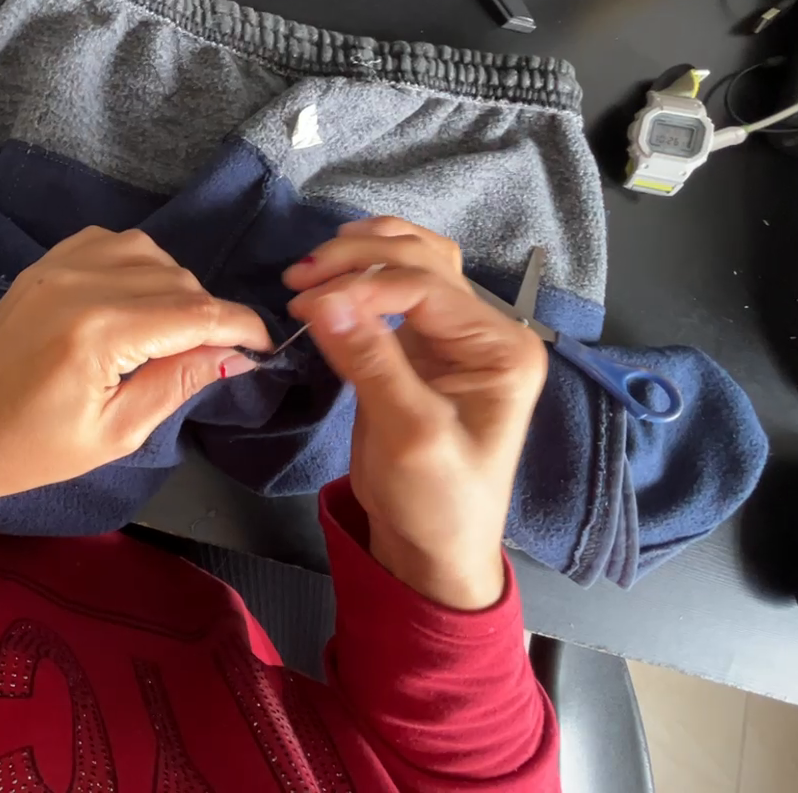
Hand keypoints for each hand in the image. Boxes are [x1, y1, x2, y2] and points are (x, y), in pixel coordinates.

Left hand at [0, 227, 270, 501]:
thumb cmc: (35, 448)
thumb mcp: (117, 433)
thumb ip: (179, 382)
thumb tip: (236, 353)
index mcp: (98, 333)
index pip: (195, 312)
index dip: (240, 326)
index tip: (263, 344)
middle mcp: (80, 282)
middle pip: (177, 279)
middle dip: (208, 313)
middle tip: (211, 352)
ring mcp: (57, 264)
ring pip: (149, 252)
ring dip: (175, 285)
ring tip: (171, 327)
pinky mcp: (43, 261)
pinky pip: (110, 241)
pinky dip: (137, 263)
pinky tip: (136, 296)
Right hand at [284, 218, 546, 609]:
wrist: (431, 545)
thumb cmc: (435, 500)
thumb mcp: (407, 433)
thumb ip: (371, 360)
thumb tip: (322, 299)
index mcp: (500, 347)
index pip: (425, 287)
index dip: (361, 285)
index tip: (303, 304)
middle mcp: (483, 330)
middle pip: (422, 258)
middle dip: (357, 256)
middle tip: (297, 276)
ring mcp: (450, 335)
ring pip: (412, 261)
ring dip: (362, 252)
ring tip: (312, 264)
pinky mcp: (417, 346)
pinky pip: (393, 289)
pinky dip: (361, 272)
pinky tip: (331, 274)